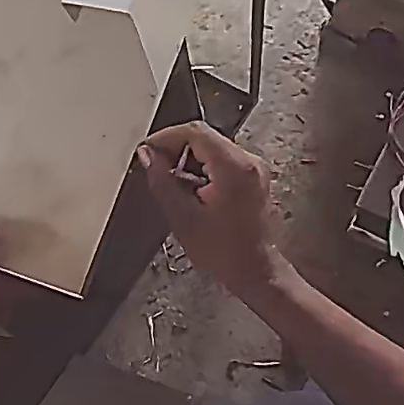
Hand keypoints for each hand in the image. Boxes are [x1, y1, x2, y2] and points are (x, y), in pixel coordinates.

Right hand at [136, 122, 290, 296]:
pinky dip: (202, 171)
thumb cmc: (225, 253)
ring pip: (212, 149)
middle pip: (204, 138)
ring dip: (188, 162)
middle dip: (176, 150)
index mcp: (234, 168)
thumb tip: (148, 156)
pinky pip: (222, 162)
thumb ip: (162, 181)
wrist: (255, 272)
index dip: (166, 138)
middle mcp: (249, 162)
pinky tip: (192, 194)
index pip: (196, 132)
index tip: (148, 152)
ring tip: (174, 187)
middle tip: (157, 170)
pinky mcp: (252, 179)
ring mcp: (254, 170)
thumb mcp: (183, 217)